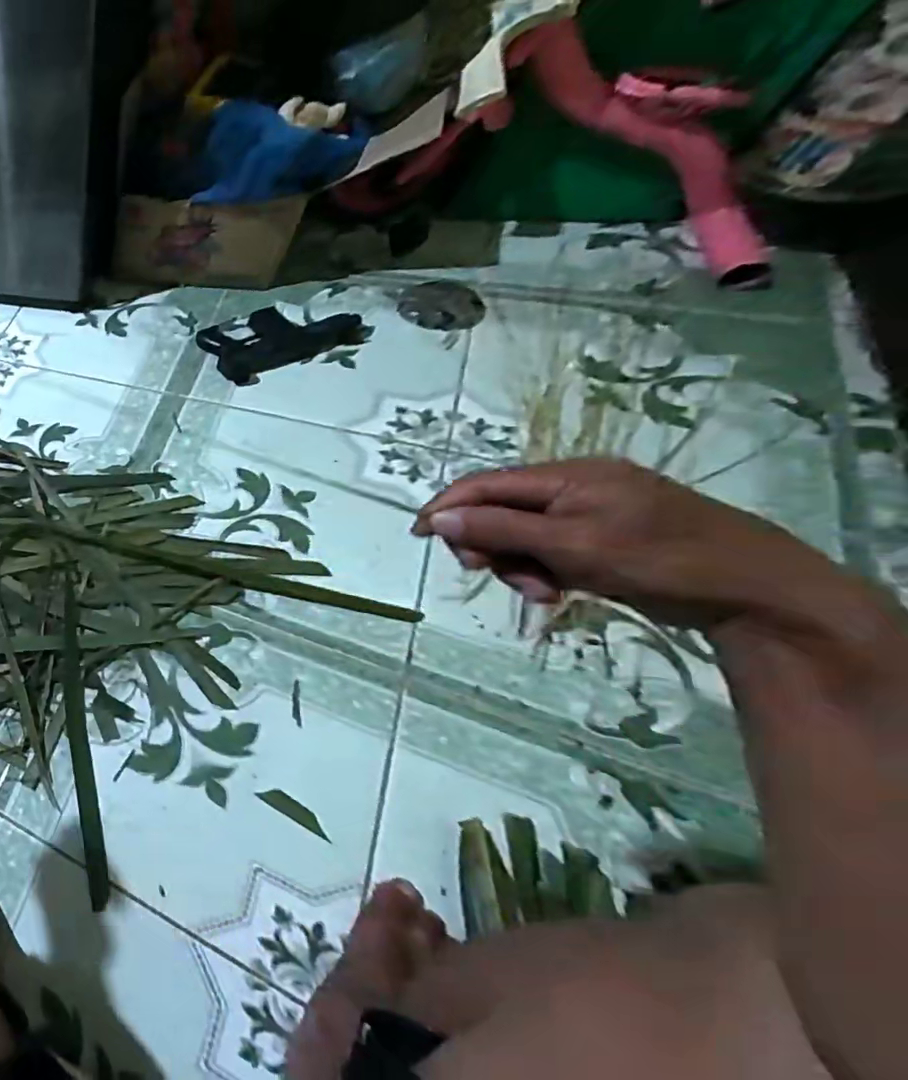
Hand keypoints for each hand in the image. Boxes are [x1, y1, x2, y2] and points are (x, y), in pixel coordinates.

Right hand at [412, 458, 850, 631]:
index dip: (445, 506)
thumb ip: (499, 528)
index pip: (483, 484)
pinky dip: (541, 569)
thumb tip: (436, 516)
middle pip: (498, 510)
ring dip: (515, 564)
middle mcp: (575, 486)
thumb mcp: (570, 545)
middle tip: (490, 573)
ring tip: (541, 591)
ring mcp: (591, 511)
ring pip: (520, 534)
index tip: (419, 537)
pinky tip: (558, 589)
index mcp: (568, 475)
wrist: (759, 593)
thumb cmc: (662, 560)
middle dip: (487, 543)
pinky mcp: (603, 537)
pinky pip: (547, 548)